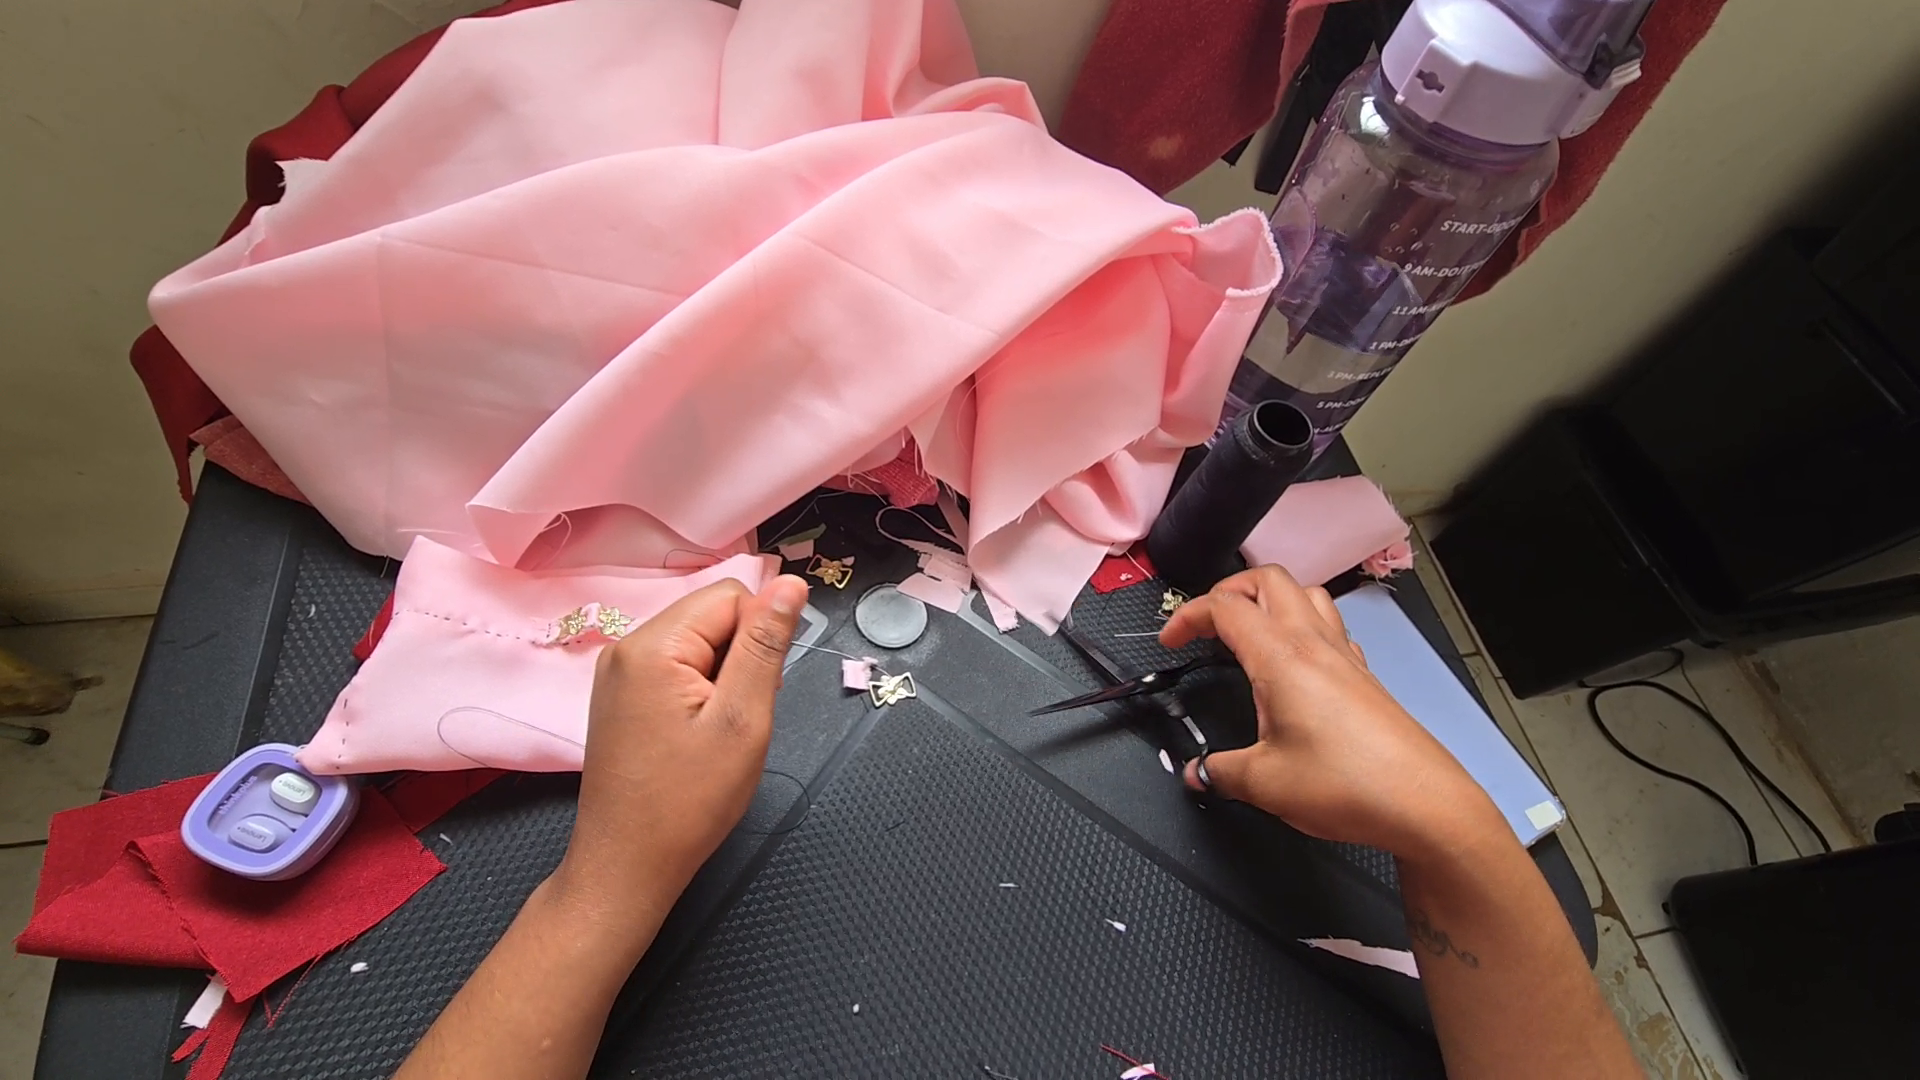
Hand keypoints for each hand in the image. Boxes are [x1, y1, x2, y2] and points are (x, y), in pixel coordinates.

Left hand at [551, 574, 809, 933]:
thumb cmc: (691, 799)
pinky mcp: (622, 694)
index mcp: (654, 645)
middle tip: (742, 715)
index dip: (761, 636)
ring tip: (721, 727)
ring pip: (700, 640)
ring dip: (725, 673)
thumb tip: (791, 583)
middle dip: (743, 654)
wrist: (628, 867)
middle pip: (713, 615)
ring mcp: (619, 671)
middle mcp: (628, 647)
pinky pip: (679, 664)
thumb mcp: (744, 718)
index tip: (760, 689)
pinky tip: (702, 729)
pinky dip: (704, 687)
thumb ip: (766, 644)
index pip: (732, 596)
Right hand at [1160, 565, 1505, 863]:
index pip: (1224, 607)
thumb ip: (1220, 772)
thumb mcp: (1265, 783)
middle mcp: (1314, 645)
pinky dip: (1301, 626)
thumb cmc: (1347, 785)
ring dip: (1269, 599)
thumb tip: (1198, 774)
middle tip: (1208, 623)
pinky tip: (1294, 662)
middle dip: (1228, 590)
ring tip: (1248, 629)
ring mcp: (1345, 656)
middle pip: (1268, 579)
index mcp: (1281, 658)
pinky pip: (1330, 626)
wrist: (1427, 807)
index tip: (1170, 641)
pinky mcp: (1364, 676)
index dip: (1187, 616)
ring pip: (1305, 594)